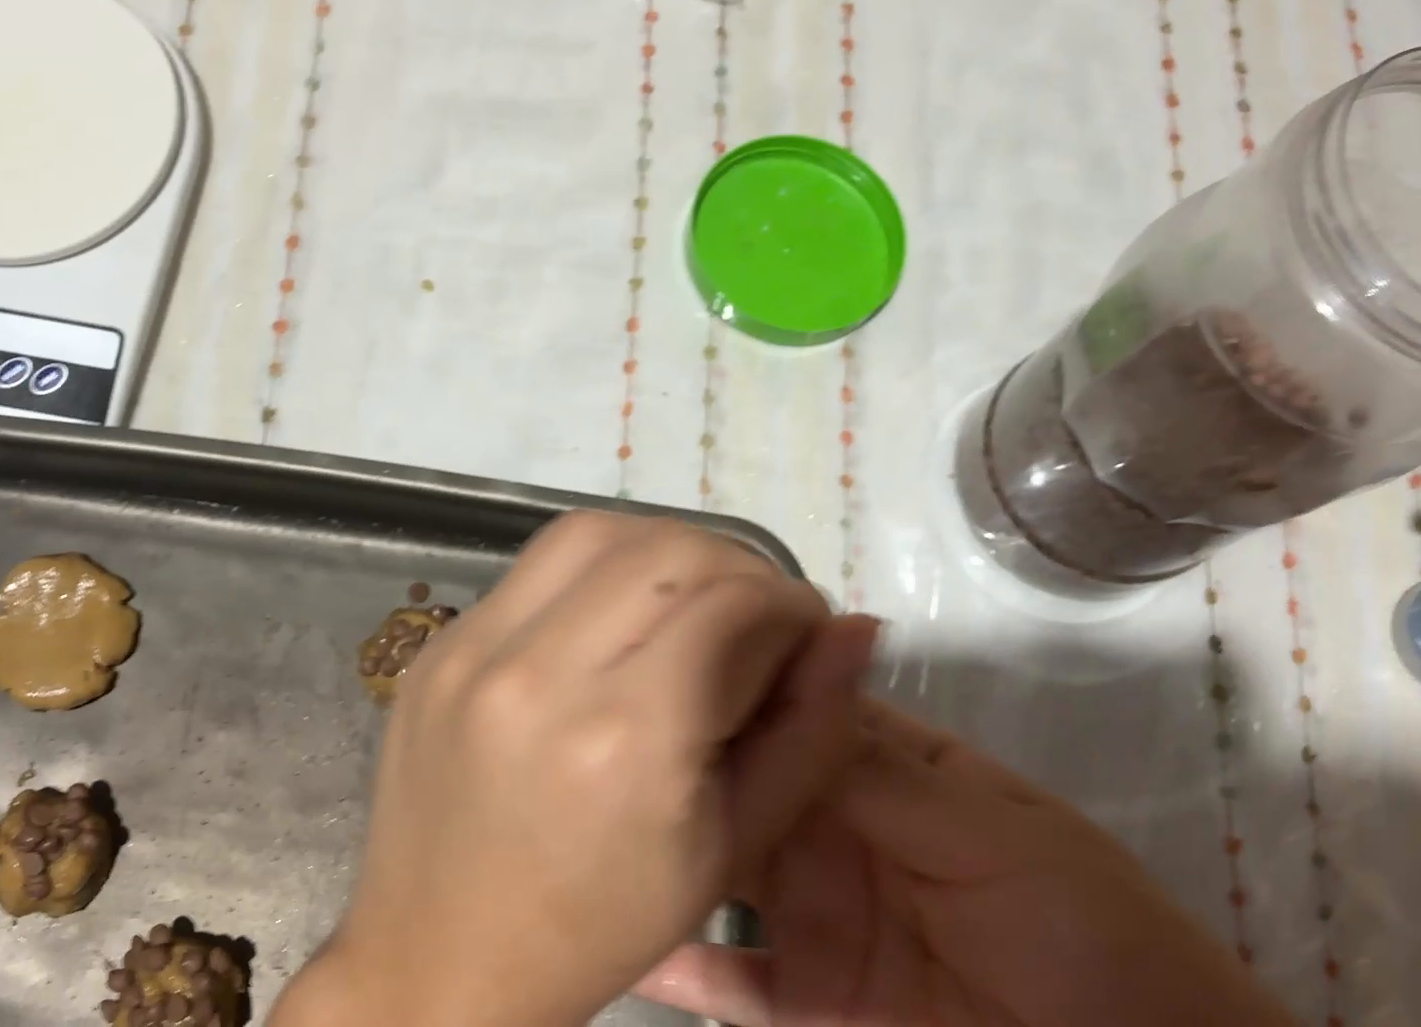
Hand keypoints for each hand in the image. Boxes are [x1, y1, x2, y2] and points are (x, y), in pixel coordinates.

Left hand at [270, 512, 877, 1026]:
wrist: (442, 948)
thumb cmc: (599, 921)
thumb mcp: (730, 848)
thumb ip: (808, 732)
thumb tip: (850, 628)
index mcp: (626, 740)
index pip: (731, 603)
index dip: (788, 602)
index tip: (801, 630)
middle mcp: (540, 674)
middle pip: (663, 549)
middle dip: (732, 565)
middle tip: (749, 611)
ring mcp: (472, 649)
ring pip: (590, 533)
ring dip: (659, 548)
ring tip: (683, 598)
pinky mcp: (437, 643)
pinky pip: (530, 569)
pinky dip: (591, 572)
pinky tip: (608, 617)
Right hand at [634, 702, 1297, 1026]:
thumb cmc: (1088, 940)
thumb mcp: (993, 837)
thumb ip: (881, 772)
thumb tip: (793, 677)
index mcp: (887, 776)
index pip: (792, 716)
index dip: (728, 691)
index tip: (645, 668)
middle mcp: (835, 833)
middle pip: (740, 789)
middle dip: (673, 767)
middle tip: (587, 742)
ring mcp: (815, 916)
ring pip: (718, 873)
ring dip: (657, 853)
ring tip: (575, 825)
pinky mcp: (807, 998)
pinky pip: (726, 980)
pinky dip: (671, 963)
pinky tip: (610, 937)